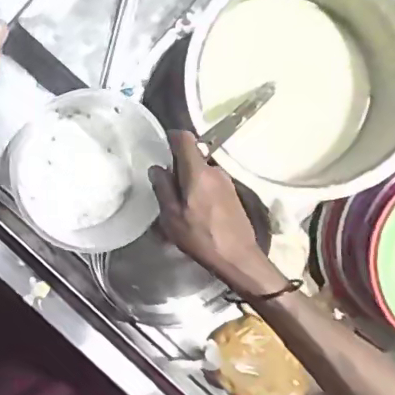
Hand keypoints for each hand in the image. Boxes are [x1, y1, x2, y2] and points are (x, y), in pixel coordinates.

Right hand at [150, 131, 284, 297]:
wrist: (238, 257)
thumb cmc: (201, 237)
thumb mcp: (172, 217)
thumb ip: (163, 189)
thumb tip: (157, 168)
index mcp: (198, 172)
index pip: (185, 138)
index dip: (171, 137)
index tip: (160, 147)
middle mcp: (214, 170)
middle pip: (192, 156)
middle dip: (177, 166)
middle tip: (164, 186)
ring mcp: (226, 181)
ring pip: (201, 171)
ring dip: (188, 181)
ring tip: (178, 204)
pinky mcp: (232, 193)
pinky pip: (210, 183)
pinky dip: (199, 190)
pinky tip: (194, 211)